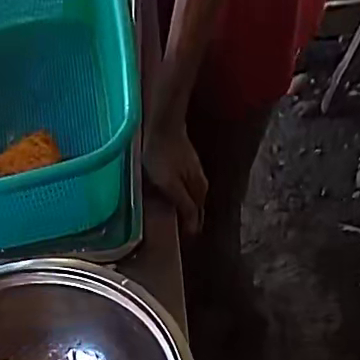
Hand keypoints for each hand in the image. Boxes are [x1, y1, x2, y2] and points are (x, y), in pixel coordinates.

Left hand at [145, 117, 207, 235]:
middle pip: (196, 206)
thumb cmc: (163, 155)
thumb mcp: (171, 186)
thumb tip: (195, 228)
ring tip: (176, 215)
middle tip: (180, 231)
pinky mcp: (183, 159)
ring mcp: (192, 169)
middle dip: (190, 219)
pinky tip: (172, 193)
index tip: (183, 239)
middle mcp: (200, 180)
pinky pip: (184, 183)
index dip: (190, 229)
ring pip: (191, 194)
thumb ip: (184, 206)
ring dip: (186, 206)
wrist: (160, 120)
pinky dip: (180, 192)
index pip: (197, 216)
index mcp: (199, 189)